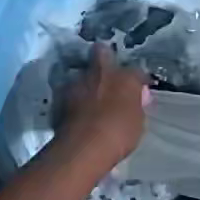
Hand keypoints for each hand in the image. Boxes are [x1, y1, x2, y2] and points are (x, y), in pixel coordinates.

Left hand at [55, 44, 149, 169]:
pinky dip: (72, 96)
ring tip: (87, 94)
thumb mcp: (137, 123)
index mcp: (126, 77)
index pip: (136, 71)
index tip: (139, 89)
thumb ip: (135, 105)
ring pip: (81, 71)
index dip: (138, 80)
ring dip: (85, 80)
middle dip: (104, 57)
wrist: (83, 148)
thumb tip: (135, 99)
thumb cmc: (118, 136)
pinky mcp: (60, 95)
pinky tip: (74, 108)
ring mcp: (78, 81)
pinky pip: (68, 90)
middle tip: (107, 74)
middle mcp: (101, 72)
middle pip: (102, 51)